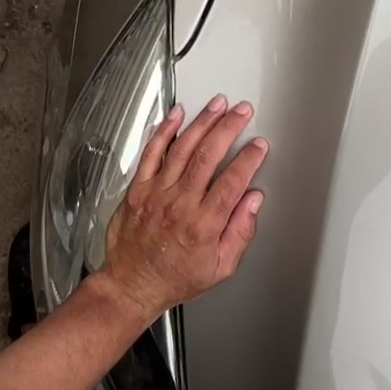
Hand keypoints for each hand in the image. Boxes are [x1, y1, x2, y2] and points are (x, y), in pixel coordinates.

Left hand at [83, 96, 268, 324]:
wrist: (131, 285)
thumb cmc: (174, 278)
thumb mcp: (220, 268)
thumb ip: (240, 232)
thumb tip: (253, 201)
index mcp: (203, 225)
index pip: (232, 181)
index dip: (249, 159)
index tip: (259, 145)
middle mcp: (179, 204)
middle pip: (209, 155)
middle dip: (229, 127)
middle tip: (242, 111)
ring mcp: (156, 193)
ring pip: (182, 147)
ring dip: (203, 121)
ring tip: (217, 105)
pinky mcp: (138, 188)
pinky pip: (151, 152)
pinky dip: (164, 130)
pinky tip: (176, 114)